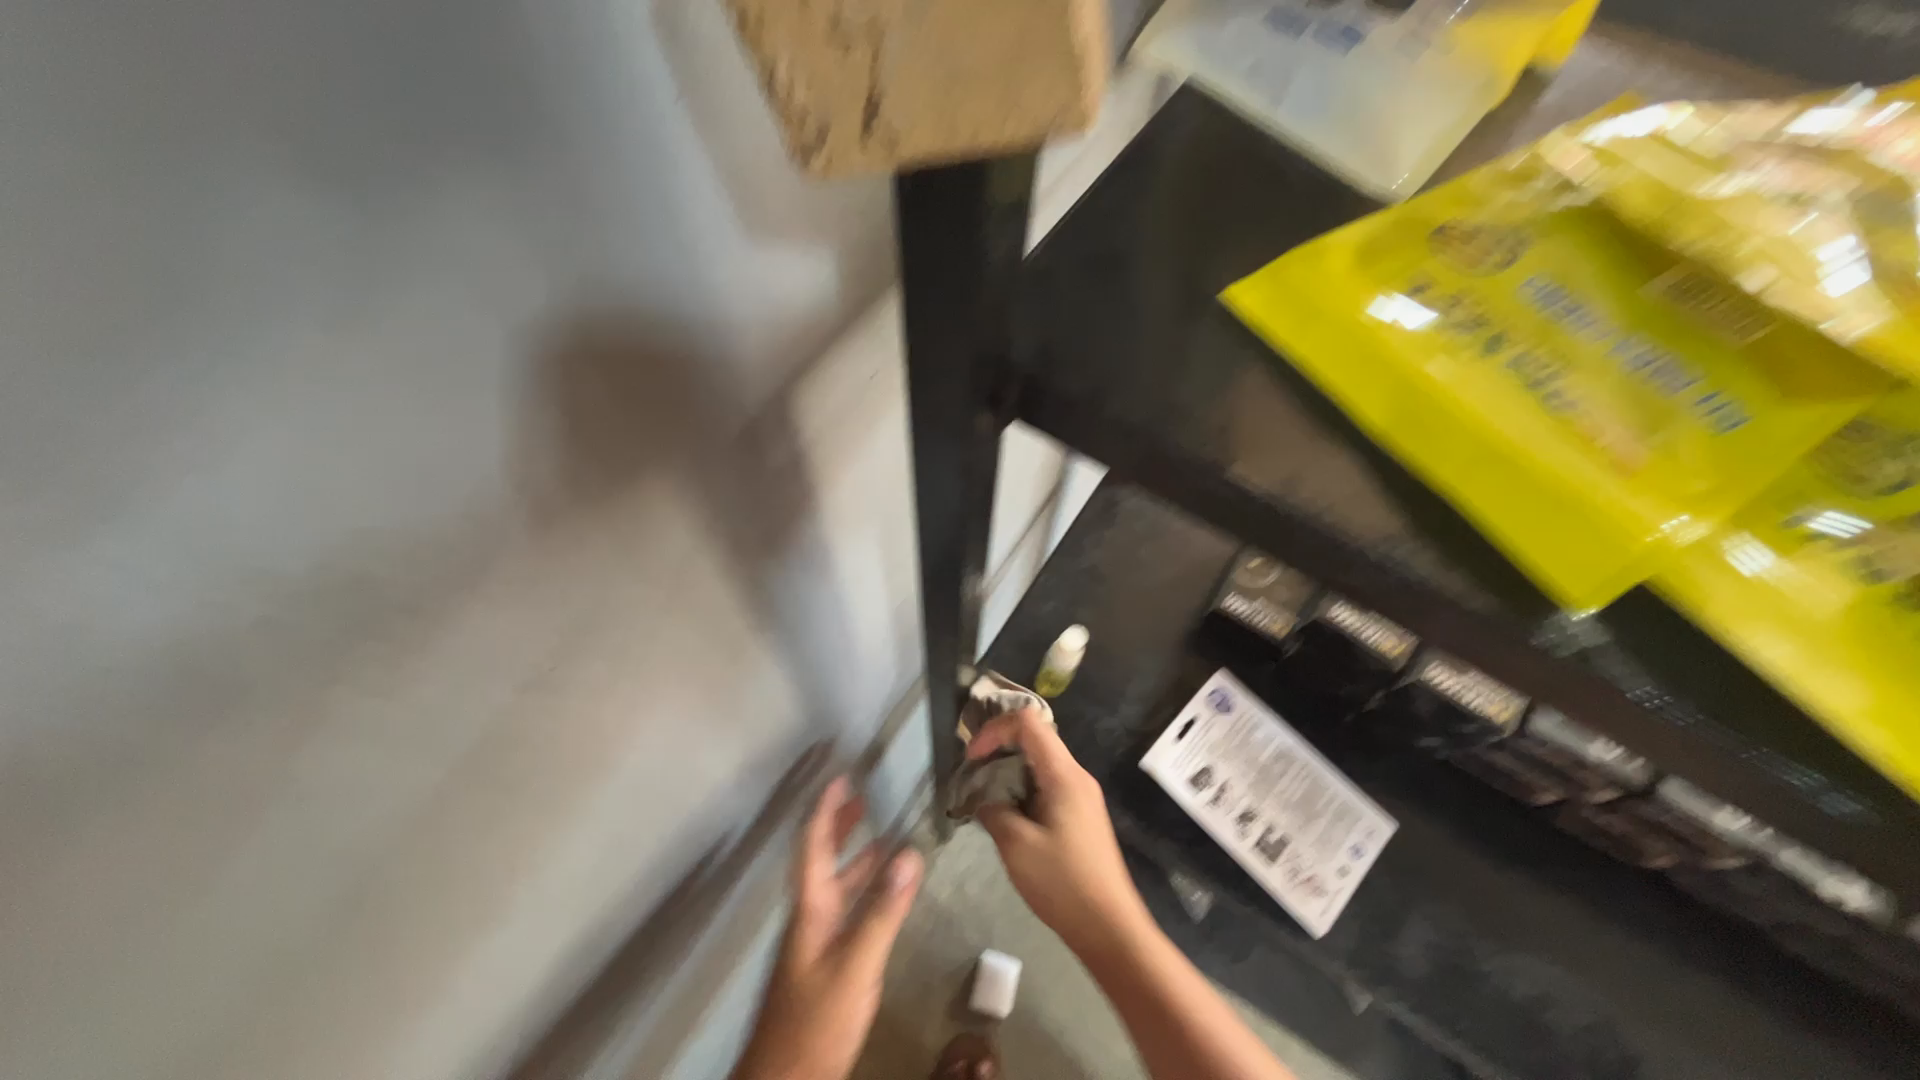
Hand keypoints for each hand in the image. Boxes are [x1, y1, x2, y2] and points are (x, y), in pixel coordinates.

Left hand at [731, 777, 922, 1079]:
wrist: (787, 1075)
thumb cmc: (817, 1017)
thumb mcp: (856, 962)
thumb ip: (883, 910)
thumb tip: (909, 852)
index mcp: (811, 907)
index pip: (814, 845)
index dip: (825, 810)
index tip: (840, 778)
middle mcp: (810, 916)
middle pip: (821, 860)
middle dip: (839, 826)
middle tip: (861, 797)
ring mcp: (816, 941)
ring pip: (835, 886)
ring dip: (854, 857)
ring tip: (881, 836)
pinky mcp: (826, 962)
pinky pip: (846, 910)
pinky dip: (864, 891)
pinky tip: (883, 896)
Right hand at [967, 708, 1150, 959]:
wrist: (1109, 927)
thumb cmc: (1063, 883)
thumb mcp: (1016, 846)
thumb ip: (993, 809)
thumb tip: (983, 797)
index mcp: (1064, 775)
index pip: (1028, 722)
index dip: (994, 730)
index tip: (971, 758)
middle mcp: (1076, 776)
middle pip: (1034, 739)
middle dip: (998, 749)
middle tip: (970, 775)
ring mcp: (1081, 796)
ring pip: (1039, 764)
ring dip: (1007, 772)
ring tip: (982, 797)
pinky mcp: (1080, 815)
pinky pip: (1046, 786)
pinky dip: (1021, 790)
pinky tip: (1005, 816)